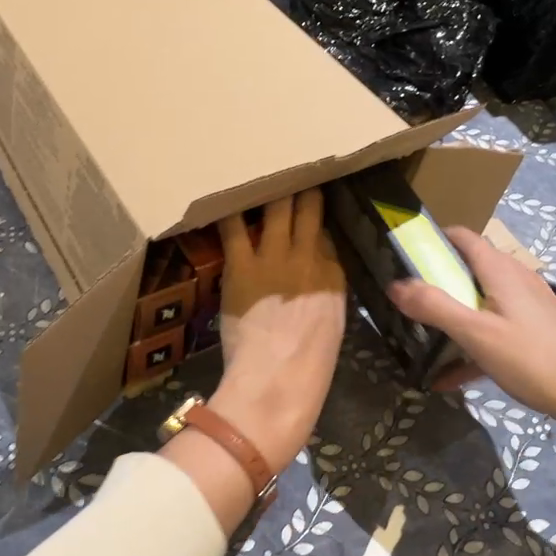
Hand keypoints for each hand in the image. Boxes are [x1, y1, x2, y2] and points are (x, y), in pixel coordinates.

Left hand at [209, 189, 346, 469]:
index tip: (313, 208)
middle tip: (292, 171)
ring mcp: (276, 258)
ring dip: (271, 190)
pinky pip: (234, 228)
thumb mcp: (332, 328)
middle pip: (309, 211)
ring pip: (278, 208)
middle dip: (302, 188)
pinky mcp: (243, 266)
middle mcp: (310, 258)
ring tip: (261, 173)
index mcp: (336, 277)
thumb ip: (325, 296)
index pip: (329, 235)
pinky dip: (228, 212)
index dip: (320, 220)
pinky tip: (219, 197)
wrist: (277, 384)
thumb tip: (314, 282)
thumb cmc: (307, 370)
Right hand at [388, 227, 555, 434]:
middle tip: (406, 301)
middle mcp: (516, 281)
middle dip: (436, 283)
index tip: (402, 255)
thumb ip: (435, 307)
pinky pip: (493, 332)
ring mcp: (527, 308)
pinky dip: (471, 347)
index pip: (463, 237)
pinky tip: (448, 380)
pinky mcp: (534, 334)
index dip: (433, 239)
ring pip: (480, 303)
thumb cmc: (535, 360)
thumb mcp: (478, 334)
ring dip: (452, 318)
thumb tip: (394, 284)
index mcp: (501, 271)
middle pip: (469, 270)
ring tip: (421, 339)